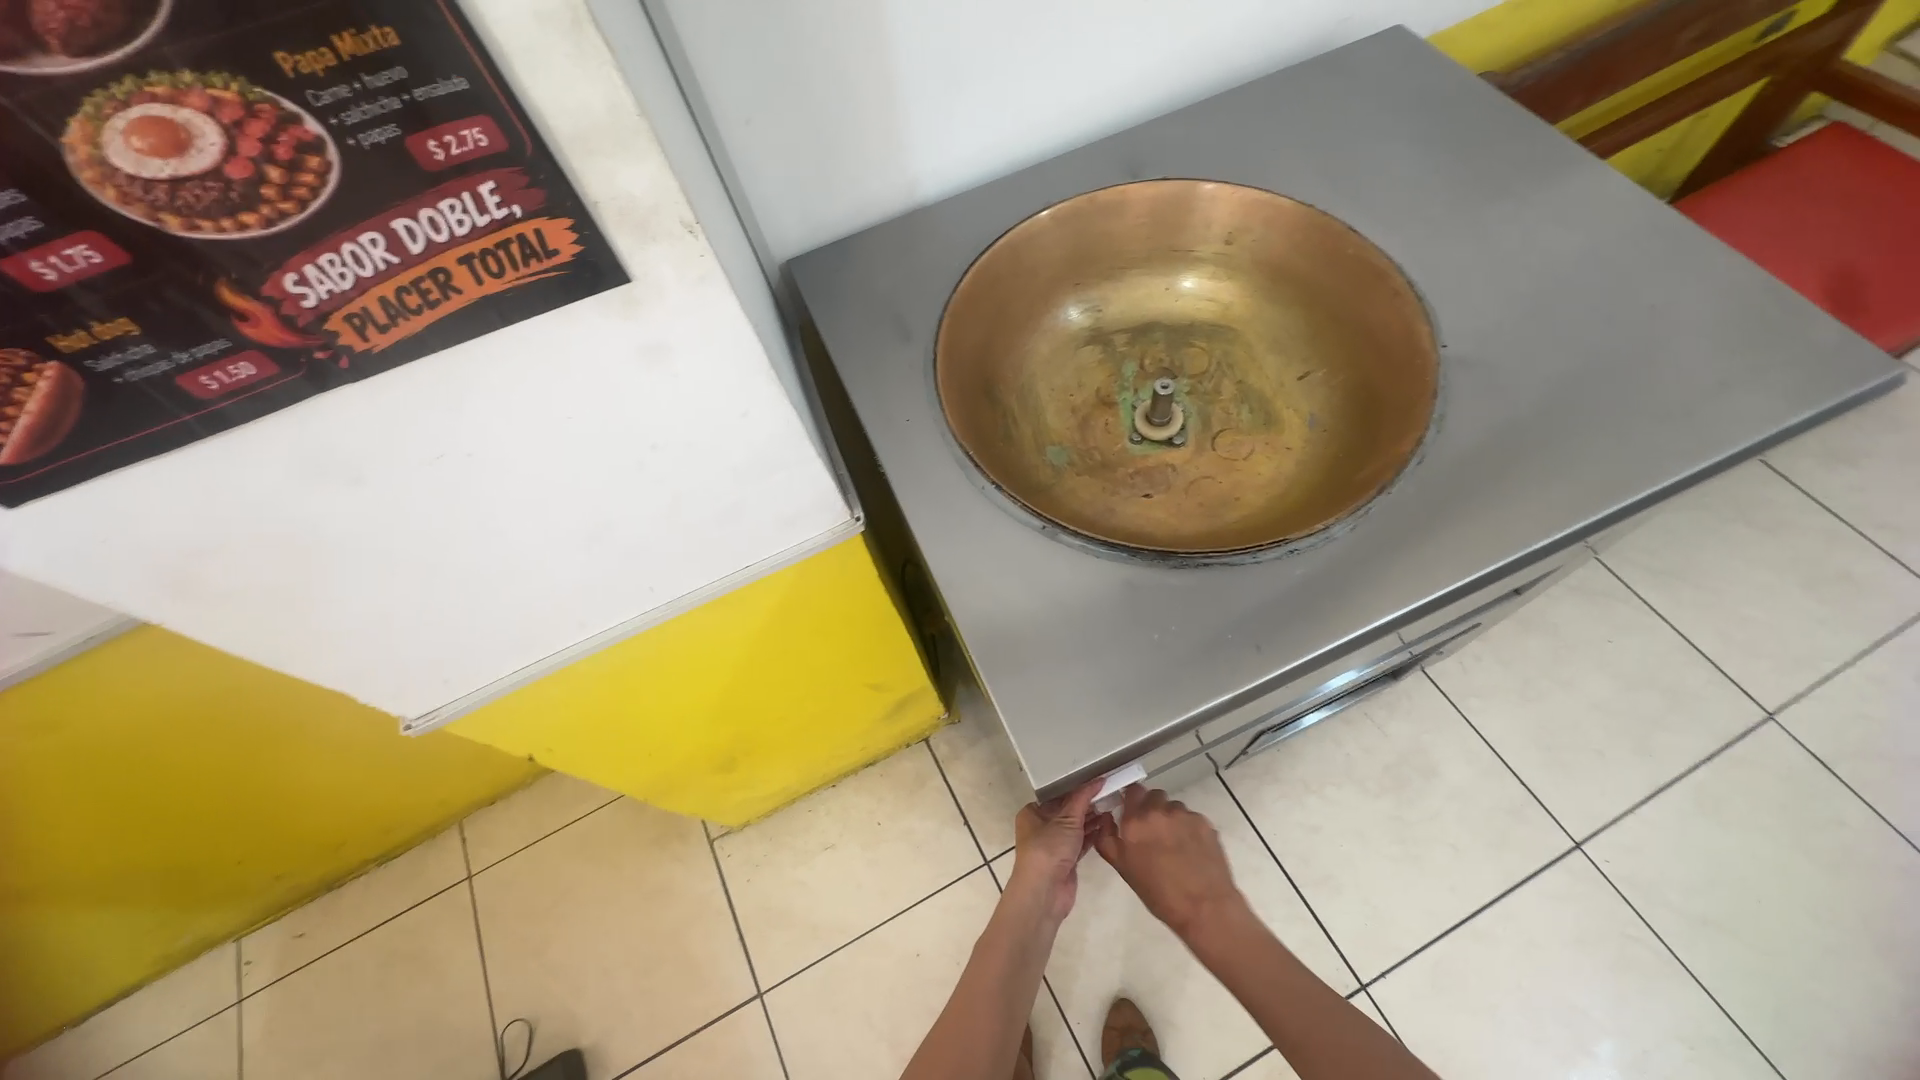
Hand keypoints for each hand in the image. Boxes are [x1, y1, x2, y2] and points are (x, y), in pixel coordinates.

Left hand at [1007, 780, 1101, 923]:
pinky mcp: (1066, 860)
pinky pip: (1081, 842)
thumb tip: (1098, 779)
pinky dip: (1093, 835)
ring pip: (1075, 827)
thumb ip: (1082, 798)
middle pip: (1067, 811)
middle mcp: (1041, 827)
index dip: (1076, 788)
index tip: (1096, 781)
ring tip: (1113, 806)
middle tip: (1110, 792)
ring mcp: (1054, 845)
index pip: (1057, 795)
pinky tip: (1108, 825)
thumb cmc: (1049, 848)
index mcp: (1032, 813)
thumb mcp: (1066, 819)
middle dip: (1086, 804)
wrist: (1045, 891)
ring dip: (1092, 819)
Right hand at [1091, 785, 1248, 937]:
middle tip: (1154, 832)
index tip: (1133, 812)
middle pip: (1153, 796)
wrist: (1204, 907)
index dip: (1132, 799)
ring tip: (1175, 844)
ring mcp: (1184, 815)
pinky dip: (1189, 828)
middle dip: (1152, 809)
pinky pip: (1191, 817)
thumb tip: (1106, 818)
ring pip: (1173, 807)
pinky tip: (1192, 849)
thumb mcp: (1123, 869)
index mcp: (1135, 822)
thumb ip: (1107, 839)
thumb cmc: (1159, 893)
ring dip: (1171, 818)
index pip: (1132, 790)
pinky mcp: (1204, 822)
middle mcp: (1158, 811)